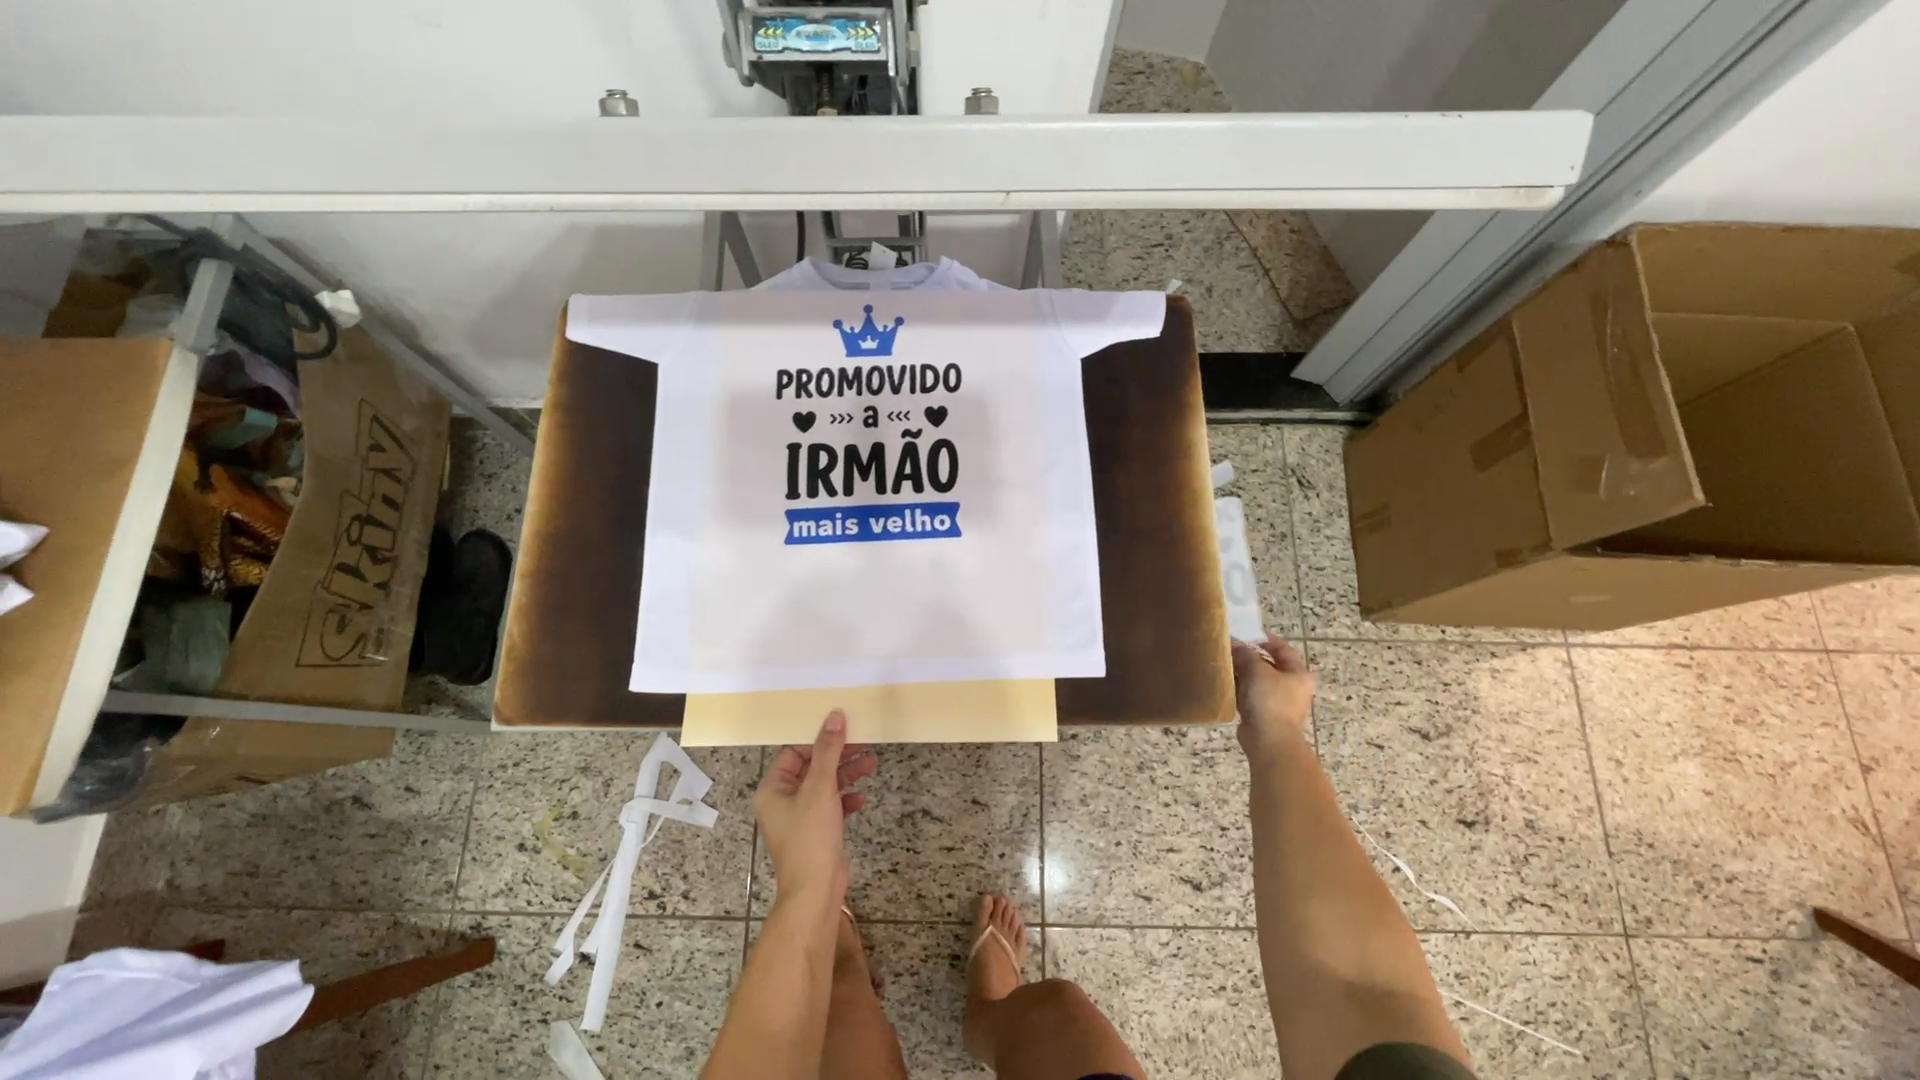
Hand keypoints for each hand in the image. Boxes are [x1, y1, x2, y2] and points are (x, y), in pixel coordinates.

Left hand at [753, 710, 876, 904]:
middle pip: (811, 767)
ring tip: (872, 763)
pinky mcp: (816, 832)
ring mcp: (799, 818)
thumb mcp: (820, 787)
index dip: (818, 741)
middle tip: (863, 744)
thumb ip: (828, 750)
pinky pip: (831, 806)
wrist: (816, 889)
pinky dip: (845, 799)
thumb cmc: (810, 835)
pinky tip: (862, 797)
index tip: (844, 730)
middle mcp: (782, 801)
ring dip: (846, 774)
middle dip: (838, 756)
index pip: (794, 753)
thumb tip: (835, 716)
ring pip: (824, 786)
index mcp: (772, 789)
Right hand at [1230, 635, 1314, 761]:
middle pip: (1268, 664)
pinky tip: (1223, 681)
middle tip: (1229, 647)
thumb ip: (1245, 654)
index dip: (1264, 639)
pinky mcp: (1262, 713)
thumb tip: (1233, 641)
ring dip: (1241, 672)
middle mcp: (1291, 686)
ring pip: (1256, 680)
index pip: (1282, 649)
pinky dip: (1238, 688)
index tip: (1244, 633)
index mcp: (1298, 673)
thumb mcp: (1257, 670)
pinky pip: (1248, 694)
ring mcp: (1277, 701)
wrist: (1268, 740)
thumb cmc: (1270, 701)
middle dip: (1249, 656)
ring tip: (1222, 662)